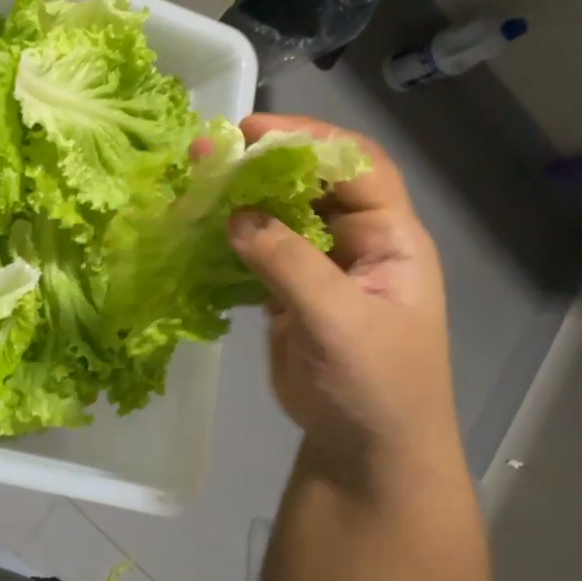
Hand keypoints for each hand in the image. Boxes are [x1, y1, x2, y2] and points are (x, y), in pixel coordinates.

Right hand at [226, 114, 457, 473]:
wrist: (365, 450)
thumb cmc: (375, 384)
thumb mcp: (339, 320)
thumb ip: (288, 264)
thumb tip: (235, 214)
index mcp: (390, 239)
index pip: (355, 166)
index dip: (308, 139)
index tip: (252, 130)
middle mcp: (355, 242)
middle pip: (310, 183)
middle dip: (262, 162)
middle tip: (206, 151)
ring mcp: (318, 268)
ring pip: (277, 215)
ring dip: (238, 197)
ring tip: (191, 182)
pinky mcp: (286, 294)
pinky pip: (255, 251)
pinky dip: (226, 237)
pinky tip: (195, 228)